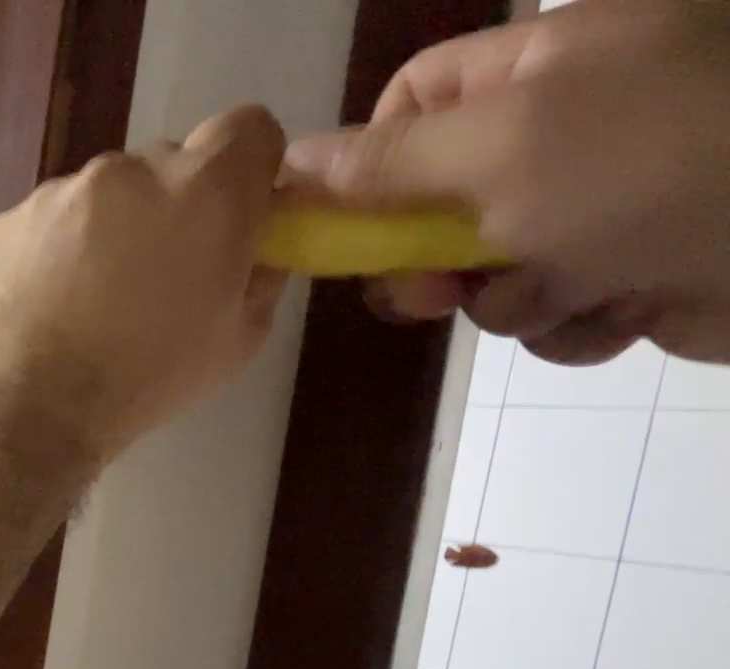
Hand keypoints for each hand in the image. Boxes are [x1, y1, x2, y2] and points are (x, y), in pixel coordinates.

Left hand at [0, 106, 288, 469]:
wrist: (31, 409)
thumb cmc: (146, 380)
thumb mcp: (239, 337)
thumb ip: (261, 270)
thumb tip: (256, 245)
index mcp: (204, 189)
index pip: (247, 129)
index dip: (244, 169)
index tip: (230, 214)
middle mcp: (128, 171)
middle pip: (164, 164)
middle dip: (167, 206)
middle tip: (149, 272)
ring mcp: (57, 194)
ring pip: (98, 195)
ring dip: (103, 229)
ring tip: (85, 297)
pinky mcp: (6, 223)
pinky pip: (45, 223)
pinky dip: (50, 250)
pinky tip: (42, 302)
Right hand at [284, 0, 729, 362]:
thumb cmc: (664, 161)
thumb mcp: (499, 147)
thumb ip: (381, 163)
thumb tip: (285, 164)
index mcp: (544, 66)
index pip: (411, 104)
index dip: (368, 164)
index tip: (350, 223)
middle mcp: (568, 128)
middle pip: (431, 204)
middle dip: (424, 260)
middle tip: (433, 292)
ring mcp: (602, 201)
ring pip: (485, 270)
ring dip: (506, 298)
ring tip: (568, 290)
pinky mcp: (635, 267)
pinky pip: (553, 308)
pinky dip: (572, 321)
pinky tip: (621, 307)